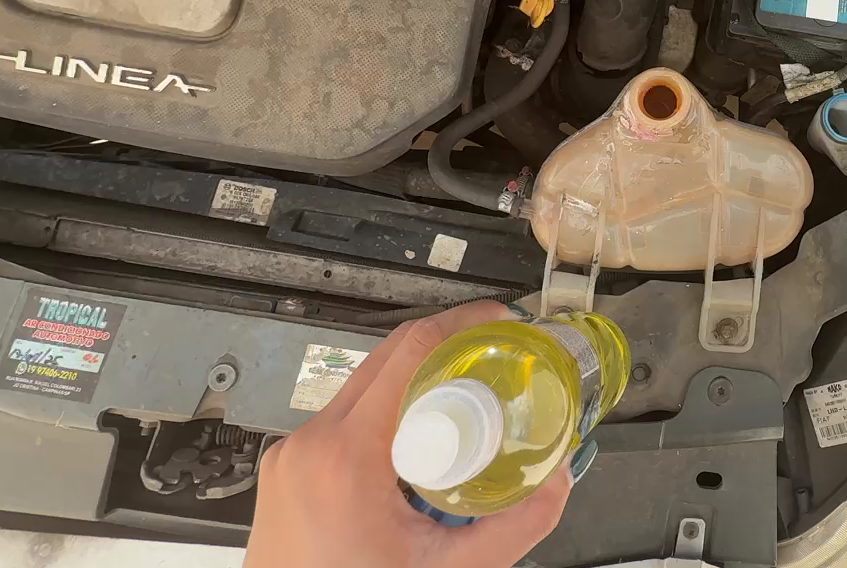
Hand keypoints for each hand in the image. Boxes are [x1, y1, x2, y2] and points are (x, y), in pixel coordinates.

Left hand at [247, 302, 571, 567]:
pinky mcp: (287, 471)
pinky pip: (347, 413)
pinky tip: (421, 437)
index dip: (463, 322)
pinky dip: (391, 407)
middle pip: (391, 355)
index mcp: (346, 457)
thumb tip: (559, 480)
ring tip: (465, 396)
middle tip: (494, 355)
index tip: (499, 321)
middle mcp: (310, 444)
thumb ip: (514, 526)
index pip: (412, 349)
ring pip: (368, 381)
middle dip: (449, 344)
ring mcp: (292, 456)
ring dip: (419, 376)